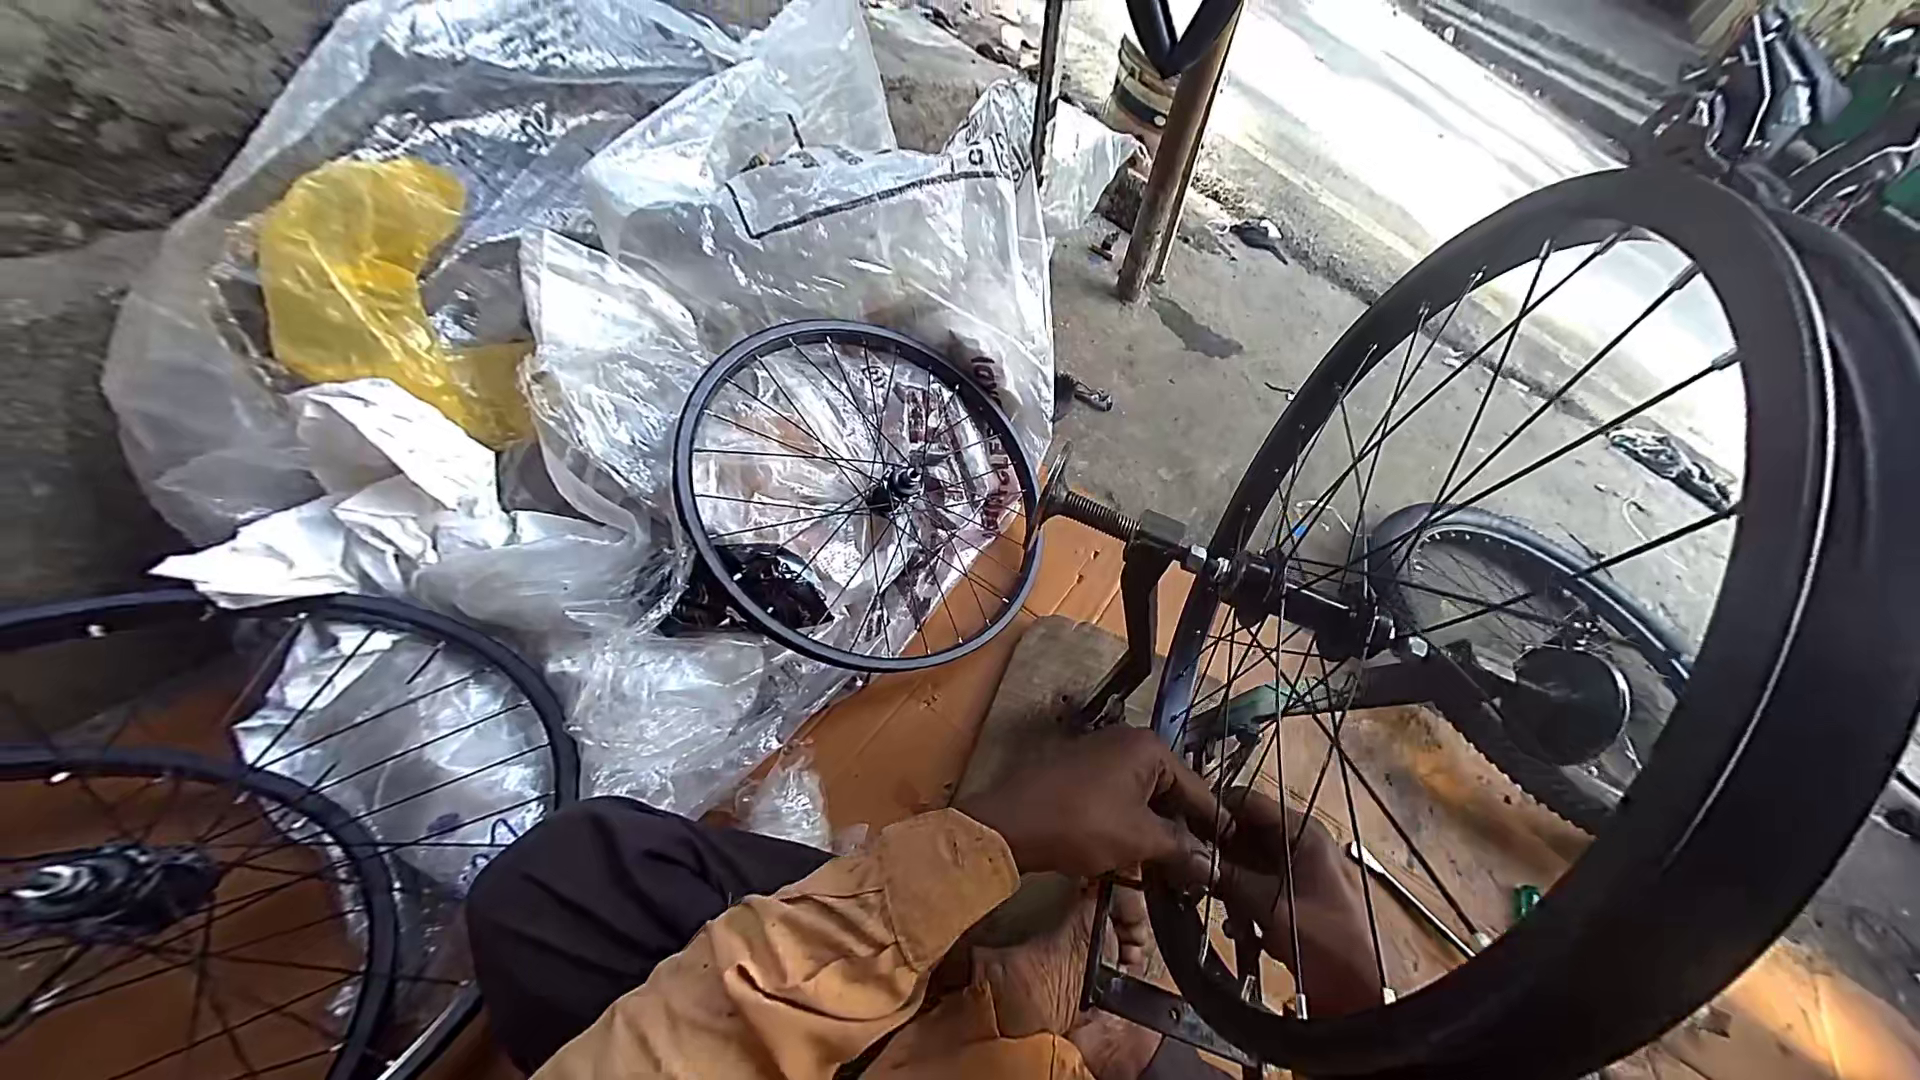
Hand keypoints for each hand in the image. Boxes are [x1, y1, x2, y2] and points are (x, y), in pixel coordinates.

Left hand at [956, 726, 1220, 878]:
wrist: (1013, 821)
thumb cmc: (1083, 823)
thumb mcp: (1140, 838)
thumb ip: (1181, 848)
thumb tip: (1212, 865)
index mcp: (1148, 748)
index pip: (1197, 788)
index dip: (1216, 824)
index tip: (1235, 853)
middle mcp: (1127, 743)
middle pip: (1170, 791)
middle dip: (1183, 831)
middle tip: (1202, 871)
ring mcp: (1101, 756)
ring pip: (1143, 798)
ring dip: (1157, 832)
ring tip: (1173, 871)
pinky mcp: (1082, 773)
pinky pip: (1119, 799)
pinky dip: (1131, 825)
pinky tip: (1139, 857)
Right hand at [1171, 786, 1380, 1017]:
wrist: (1368, 1002)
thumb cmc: (1330, 945)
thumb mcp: (1271, 906)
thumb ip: (1229, 876)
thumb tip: (1190, 855)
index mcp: (1302, 832)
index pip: (1246, 799)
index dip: (1212, 806)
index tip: (1181, 821)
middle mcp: (1298, 843)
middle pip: (1243, 829)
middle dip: (1214, 846)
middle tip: (1186, 860)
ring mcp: (1297, 870)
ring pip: (1245, 857)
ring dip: (1224, 877)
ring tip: (1202, 893)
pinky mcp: (1293, 895)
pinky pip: (1254, 882)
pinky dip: (1238, 896)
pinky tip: (1229, 920)